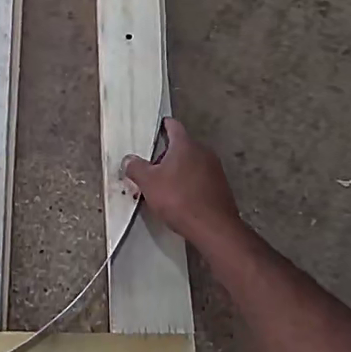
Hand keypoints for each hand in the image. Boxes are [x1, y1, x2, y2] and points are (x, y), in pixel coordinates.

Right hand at [123, 117, 245, 246]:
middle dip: (167, 155)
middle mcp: (203, 151)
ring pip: (192, 162)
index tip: (158, 127)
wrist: (213, 226)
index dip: (164, 125)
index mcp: (185, 145)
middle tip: (152, 168)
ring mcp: (215, 168)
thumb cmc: (178, 199)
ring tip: (165, 186)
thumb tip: (129, 159)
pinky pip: (201, 177)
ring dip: (179, 170)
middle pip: (182, 146)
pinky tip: (182, 198)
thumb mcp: (149, 183)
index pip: (174, 126)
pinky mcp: (221, 185)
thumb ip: (136, 168)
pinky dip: (190, 182)